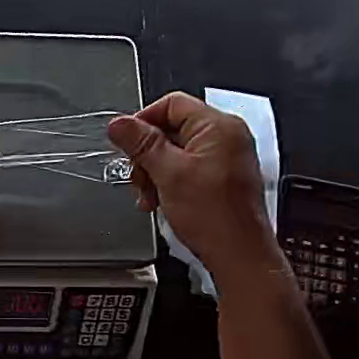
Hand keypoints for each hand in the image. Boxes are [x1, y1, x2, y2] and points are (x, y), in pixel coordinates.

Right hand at [107, 92, 278, 273]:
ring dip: (156, 172)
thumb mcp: (168, 174)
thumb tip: (120, 124)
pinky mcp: (223, 177)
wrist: (238, 254)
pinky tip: (162, 201)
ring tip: (150, 196)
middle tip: (139, 177)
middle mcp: (227, 137)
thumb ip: (142, 145)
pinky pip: (188, 168)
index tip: (126, 144)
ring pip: (177, 151)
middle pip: (172, 129)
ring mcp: (226, 157)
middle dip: (148, 155)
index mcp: (218, 127)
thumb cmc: (215, 218)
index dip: (143, 123)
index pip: (171, 104)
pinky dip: (170, 182)